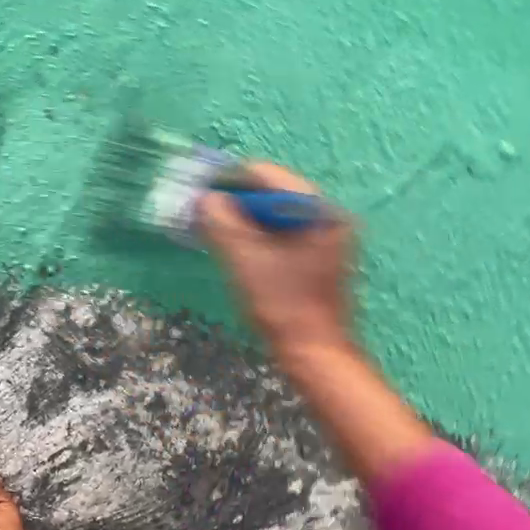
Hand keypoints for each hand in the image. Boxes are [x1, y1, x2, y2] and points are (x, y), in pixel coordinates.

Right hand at [197, 162, 356, 359]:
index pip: (268, 176)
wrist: (314, 352)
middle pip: (272, 193)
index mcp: (319, 211)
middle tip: (203, 214)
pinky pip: (281, 233)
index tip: (200, 194)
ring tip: (213, 231)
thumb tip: (205, 198)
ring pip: (274, 215)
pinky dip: (256, 236)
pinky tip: (236, 249)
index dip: (230, 181)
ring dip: (243, 220)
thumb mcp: (245, 259)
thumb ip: (222, 222)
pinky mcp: (317, 256)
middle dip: (235, 202)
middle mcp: (328, 217)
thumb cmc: (282, 305)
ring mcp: (326, 238)